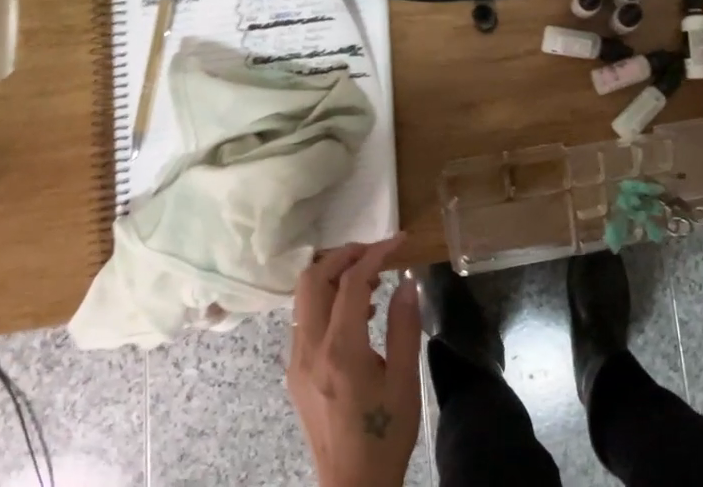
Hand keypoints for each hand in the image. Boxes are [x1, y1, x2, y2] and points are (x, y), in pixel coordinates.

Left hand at [287, 237, 420, 486]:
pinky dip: (328, 301)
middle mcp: (308, 350)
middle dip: (344, 255)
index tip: (401, 240)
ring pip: (304, 298)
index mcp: (339, 350)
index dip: (376, 253)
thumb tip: (406, 281)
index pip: (350, 282)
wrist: (352, 485)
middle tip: (378, 251)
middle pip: (312, 280)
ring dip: (334, 276)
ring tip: (373, 279)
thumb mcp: (405, 380)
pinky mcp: (296, 374)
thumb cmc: (385, 434)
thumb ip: (404, 326)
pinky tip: (360, 313)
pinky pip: (306, 321)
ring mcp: (296, 362)